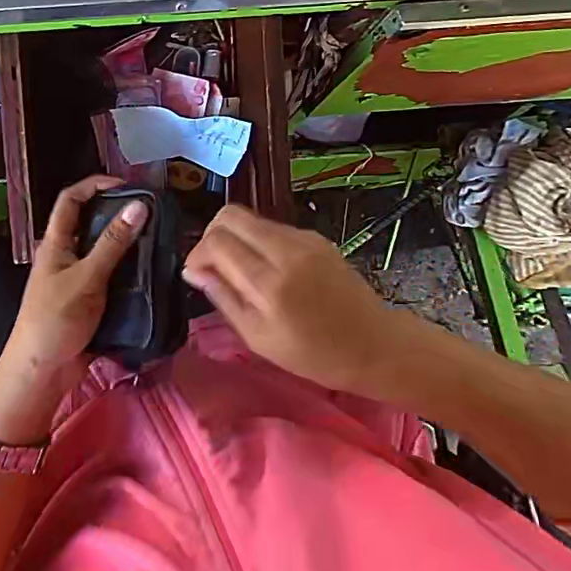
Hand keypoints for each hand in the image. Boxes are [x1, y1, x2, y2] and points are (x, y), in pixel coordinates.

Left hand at [0, 175, 147, 445]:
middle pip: (92, 224)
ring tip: (161, 240)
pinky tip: (154, 274)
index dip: (95, 185)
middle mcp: (66, 256)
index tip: (127, 186)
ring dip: (129, 246)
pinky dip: (130, 273)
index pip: (71, 200)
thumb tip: (138, 205)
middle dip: (120, 215)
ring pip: (106, 252)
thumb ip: (113, 243)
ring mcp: (78, 279)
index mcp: (55, 243)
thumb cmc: (56, 320)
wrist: (42, 370)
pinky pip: (113, 279)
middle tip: (154, 214)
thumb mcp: (87, 278)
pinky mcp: (90, 301)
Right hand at [182, 205, 407, 398]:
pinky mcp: (316, 237)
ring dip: (234, 238)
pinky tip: (265, 269)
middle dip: (211, 235)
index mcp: (270, 282)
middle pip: (230, 215)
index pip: (217, 241)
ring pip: (250, 218)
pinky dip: (256, 241)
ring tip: (238, 270)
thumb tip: (194, 271)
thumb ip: (223, 298)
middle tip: (212, 264)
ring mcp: (304, 239)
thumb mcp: (257, 337)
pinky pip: (271, 227)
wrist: (376, 346)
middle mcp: (286, 251)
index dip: (198, 254)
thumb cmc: (314, 354)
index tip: (197, 274)